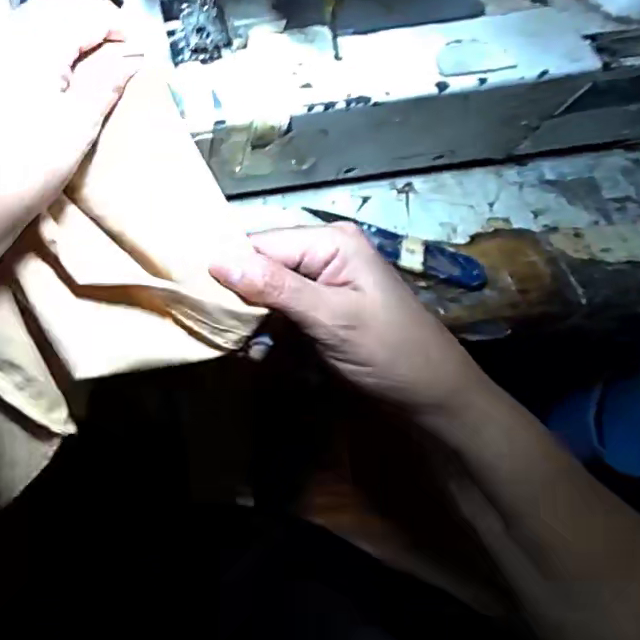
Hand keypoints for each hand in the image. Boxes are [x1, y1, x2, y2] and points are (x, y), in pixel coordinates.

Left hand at [0, 0, 143, 250]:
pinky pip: (8, 38)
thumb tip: (133, 53)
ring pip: (29, 19)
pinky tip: (48, 72)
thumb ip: (108, 78)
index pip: (82, 14)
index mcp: (25, 46)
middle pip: (54, 8)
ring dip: (63, 30)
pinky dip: (36, 43)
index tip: (134, 50)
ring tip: (86, 62)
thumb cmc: (25, 170)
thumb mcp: (79, 125)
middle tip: (115, 53)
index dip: (115, 27)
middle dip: (89, 23)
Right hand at [212, 224, 482, 419]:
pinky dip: (268, 333)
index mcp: (329, 241)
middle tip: (230, 336)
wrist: (436, 398)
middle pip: (261, 265)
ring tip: (251, 352)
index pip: (261, 244)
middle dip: (242, 301)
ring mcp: (321, 279)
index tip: (203, 303)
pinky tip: (264, 355)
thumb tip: (216, 259)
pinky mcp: (319, 306)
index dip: (230, 271)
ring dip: (253, 322)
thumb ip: (274, 287)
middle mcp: (322, 251)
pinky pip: (278, 310)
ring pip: (264, 291)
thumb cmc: (390, 352)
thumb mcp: (331, 318)